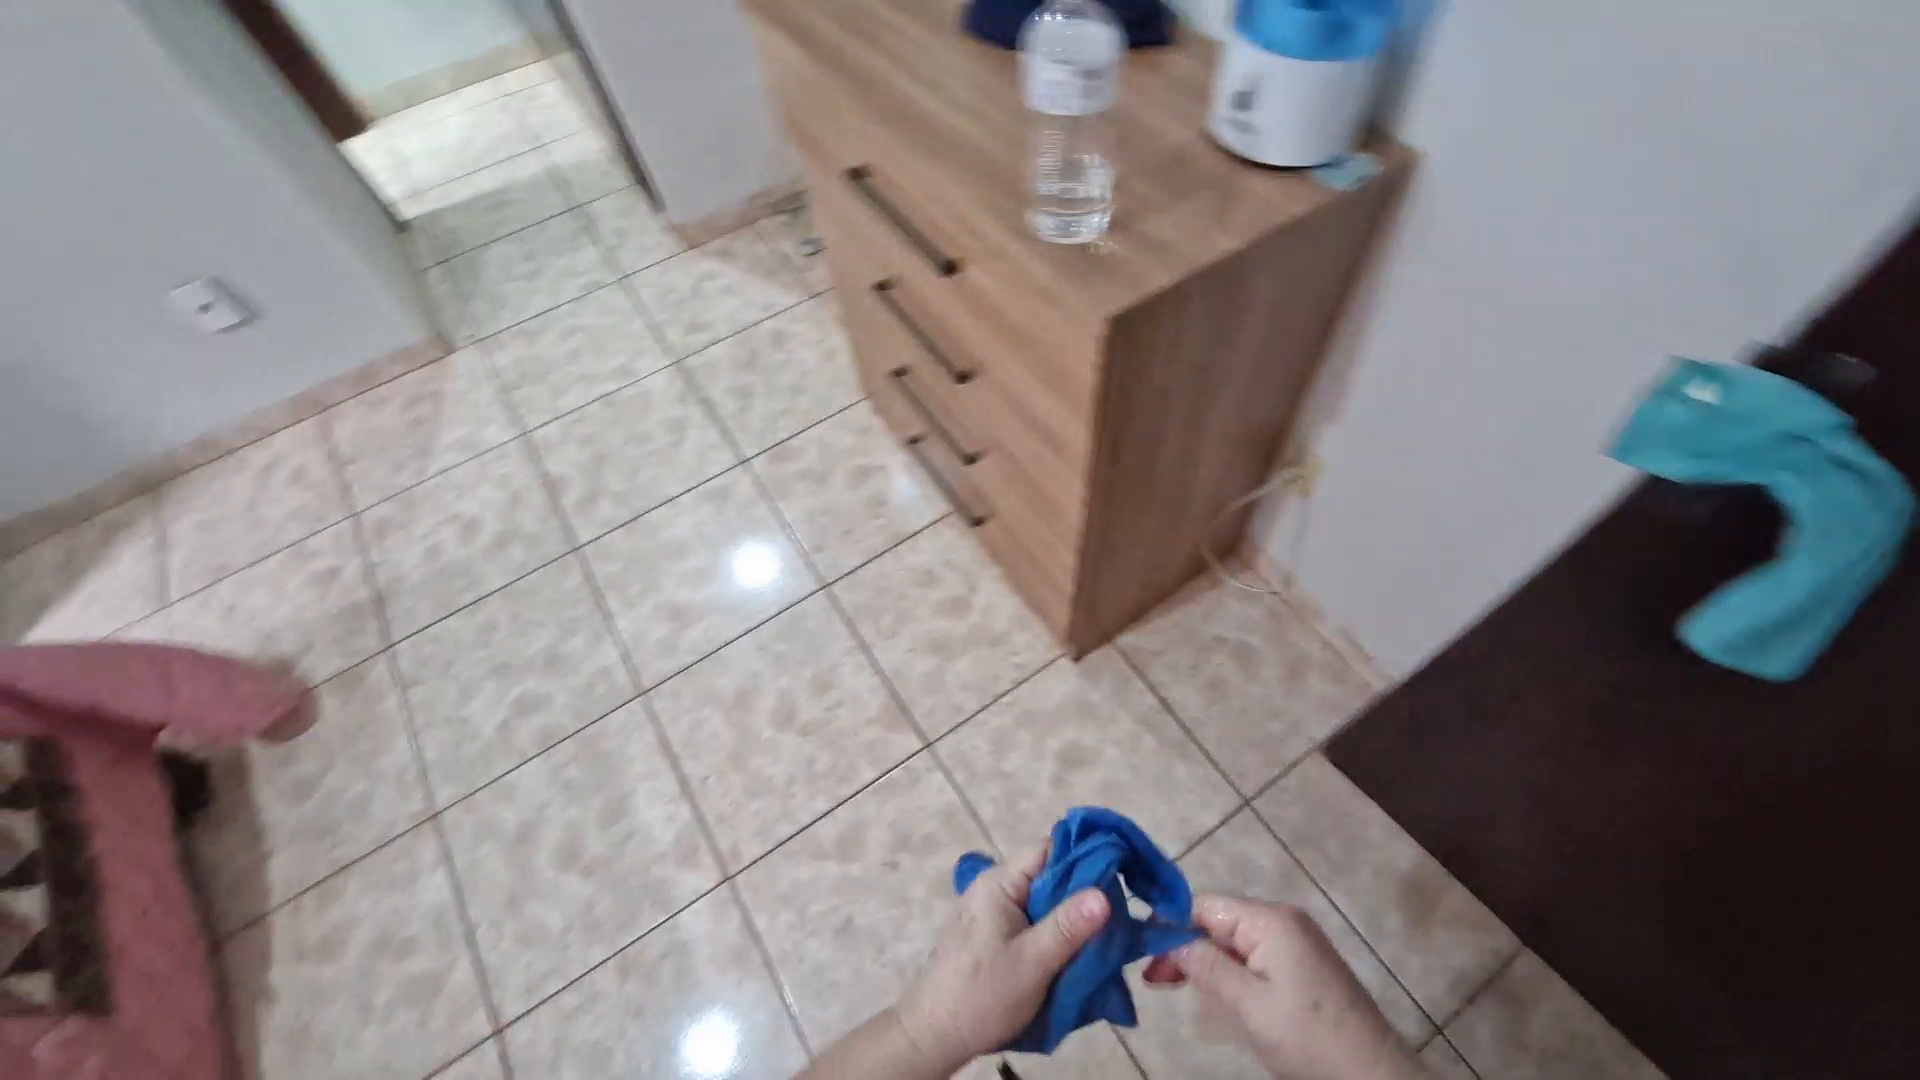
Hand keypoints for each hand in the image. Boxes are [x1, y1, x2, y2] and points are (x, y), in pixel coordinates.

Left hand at [891, 843, 1110, 1073]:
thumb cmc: (981, 994)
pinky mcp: (994, 936)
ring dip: (1070, 919)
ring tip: (1102, 938)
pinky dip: (1054, 934)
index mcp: (999, 882)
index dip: (1082, 858)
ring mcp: (993, 912)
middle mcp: (995, 888)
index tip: (1118, 877)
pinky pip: (1032, 922)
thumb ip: (1068, 927)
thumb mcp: (1032, 962)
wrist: (934, 1034)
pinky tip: (1075, 954)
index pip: (1047, 850)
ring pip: (1043, 902)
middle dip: (1081, 894)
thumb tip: (1105, 893)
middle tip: (1116, 917)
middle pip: (1048, 875)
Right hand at [1142, 894, 1424, 1079]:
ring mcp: (1296, 939)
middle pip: (1218, 919)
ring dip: (1203, 957)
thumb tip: (1167, 940)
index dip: (1171, 925)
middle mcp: (1282, 918)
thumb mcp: (1249, 1005)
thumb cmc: (1309, 1038)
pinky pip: (1253, 952)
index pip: (1204, 905)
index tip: (1144, 954)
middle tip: (1154, 979)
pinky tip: (1211, 985)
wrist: (1377, 1078)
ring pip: (1233, 937)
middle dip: (1184, 944)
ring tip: (1172, 983)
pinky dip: (1228, 966)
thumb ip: (1206, 966)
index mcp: (1270, 919)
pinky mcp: (1302, 962)